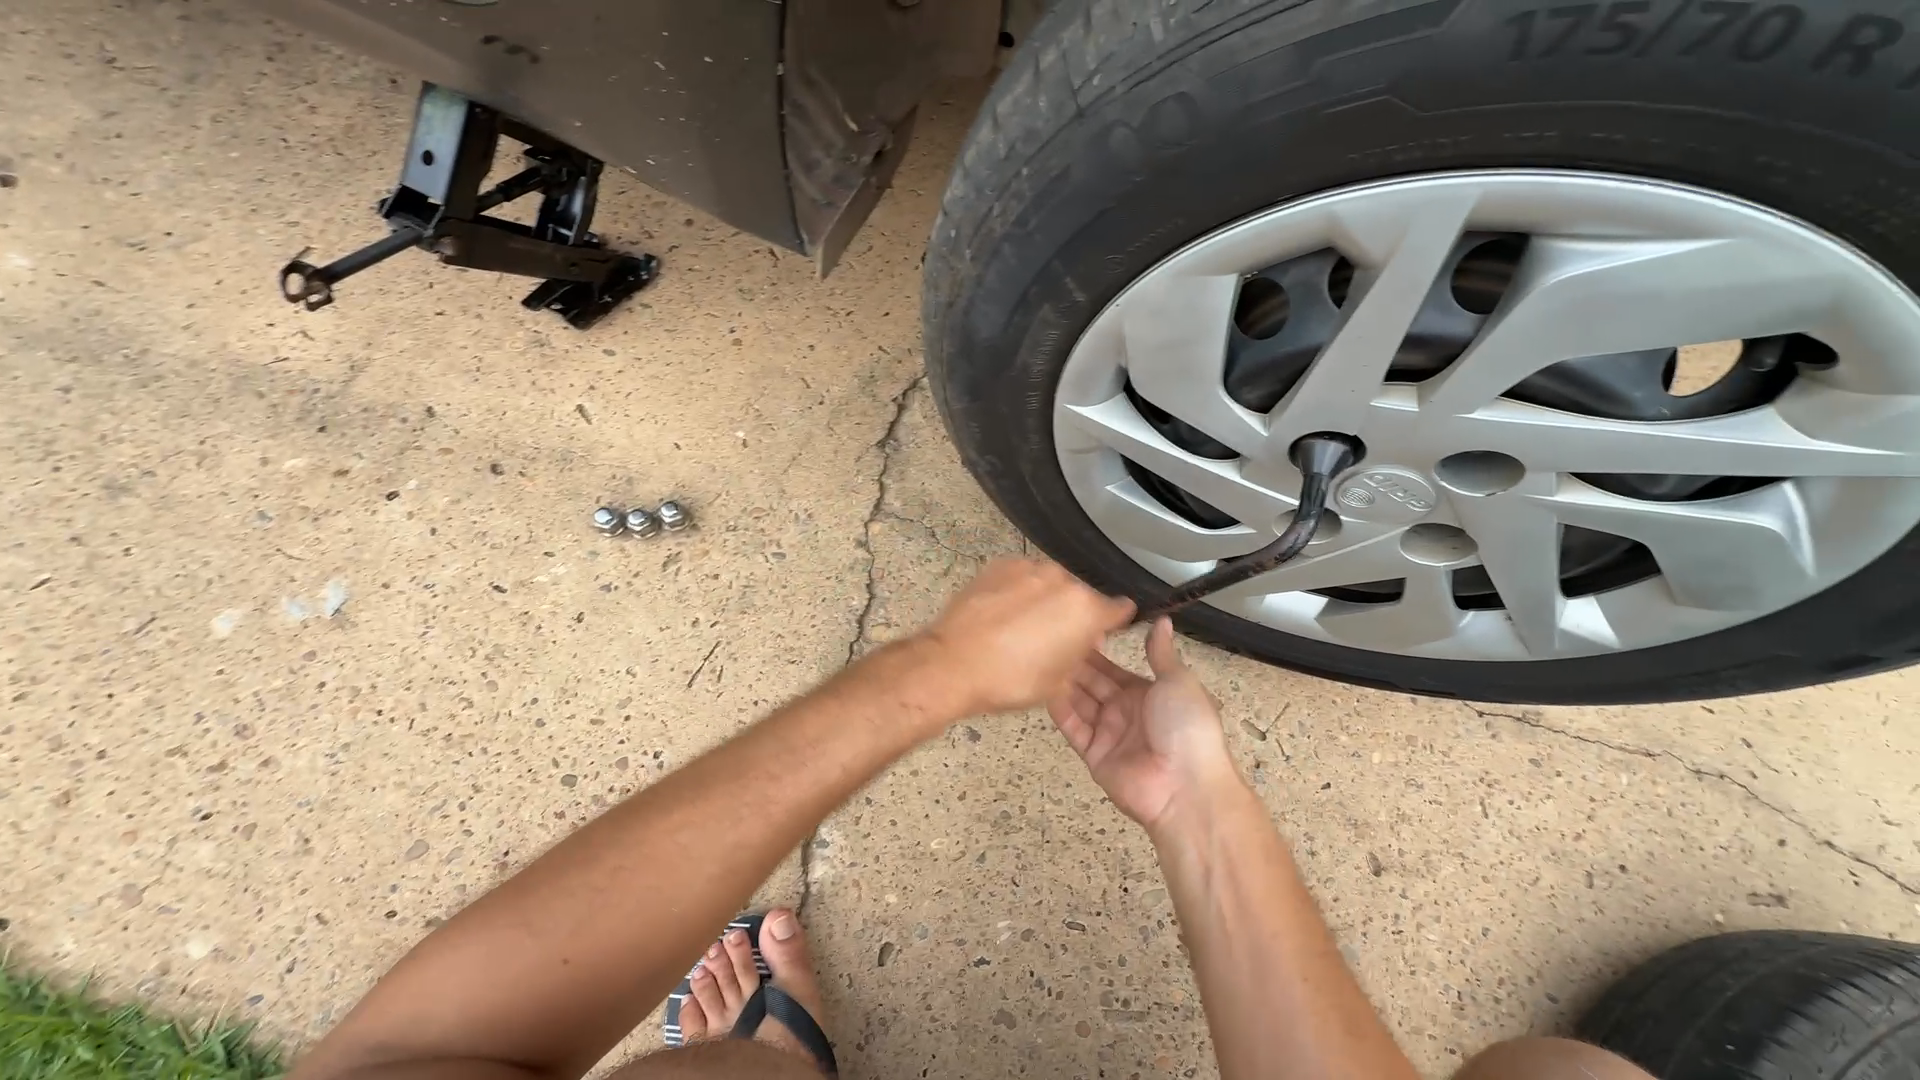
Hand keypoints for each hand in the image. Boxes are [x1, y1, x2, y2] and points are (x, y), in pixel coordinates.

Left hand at [916, 558, 1135, 714]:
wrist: (954, 664)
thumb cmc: (1009, 678)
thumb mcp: (1059, 681)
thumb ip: (1081, 654)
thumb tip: (1082, 642)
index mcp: (1086, 609)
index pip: (1119, 608)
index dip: (1116, 621)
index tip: (1109, 627)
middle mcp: (1062, 580)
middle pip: (1081, 595)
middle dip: (1075, 613)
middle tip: (1057, 638)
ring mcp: (1029, 568)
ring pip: (1050, 583)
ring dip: (1046, 600)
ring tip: (1025, 627)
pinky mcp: (1000, 565)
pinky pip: (1021, 577)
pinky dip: (1019, 591)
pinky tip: (1004, 614)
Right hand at [1047, 617, 1236, 830]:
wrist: (1187, 787)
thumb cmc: (1188, 727)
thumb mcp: (1178, 682)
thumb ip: (1160, 653)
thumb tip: (1162, 620)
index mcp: (1148, 693)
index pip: (1113, 670)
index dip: (1096, 652)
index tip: (1074, 630)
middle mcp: (1125, 712)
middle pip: (1093, 685)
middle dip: (1074, 665)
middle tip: (1050, 640)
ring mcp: (1109, 735)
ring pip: (1080, 703)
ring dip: (1064, 683)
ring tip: (1042, 658)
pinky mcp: (1094, 756)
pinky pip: (1074, 729)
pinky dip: (1060, 710)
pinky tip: (1043, 688)